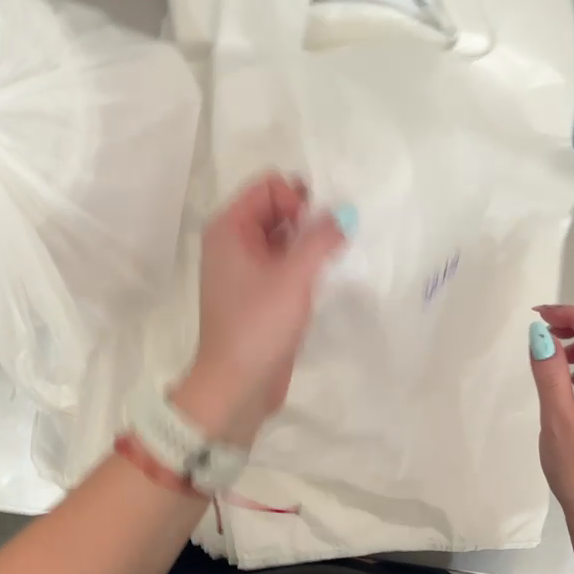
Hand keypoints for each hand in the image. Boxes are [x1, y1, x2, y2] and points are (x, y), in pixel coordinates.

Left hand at [174, 172, 350, 445]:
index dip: (298, 199)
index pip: (270, 186)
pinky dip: (307, 269)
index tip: (318, 230)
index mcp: (229, 228)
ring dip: (312, 246)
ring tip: (335, 263)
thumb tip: (344, 213)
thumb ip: (321, 238)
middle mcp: (234, 243)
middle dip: (310, 220)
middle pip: (279, 210)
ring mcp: (246, 272)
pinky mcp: (261, 298)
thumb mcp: (294, 277)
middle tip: (336, 244)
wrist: (237, 387)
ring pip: (286, 241)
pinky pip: (287, 267)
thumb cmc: (258, 326)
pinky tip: (327, 282)